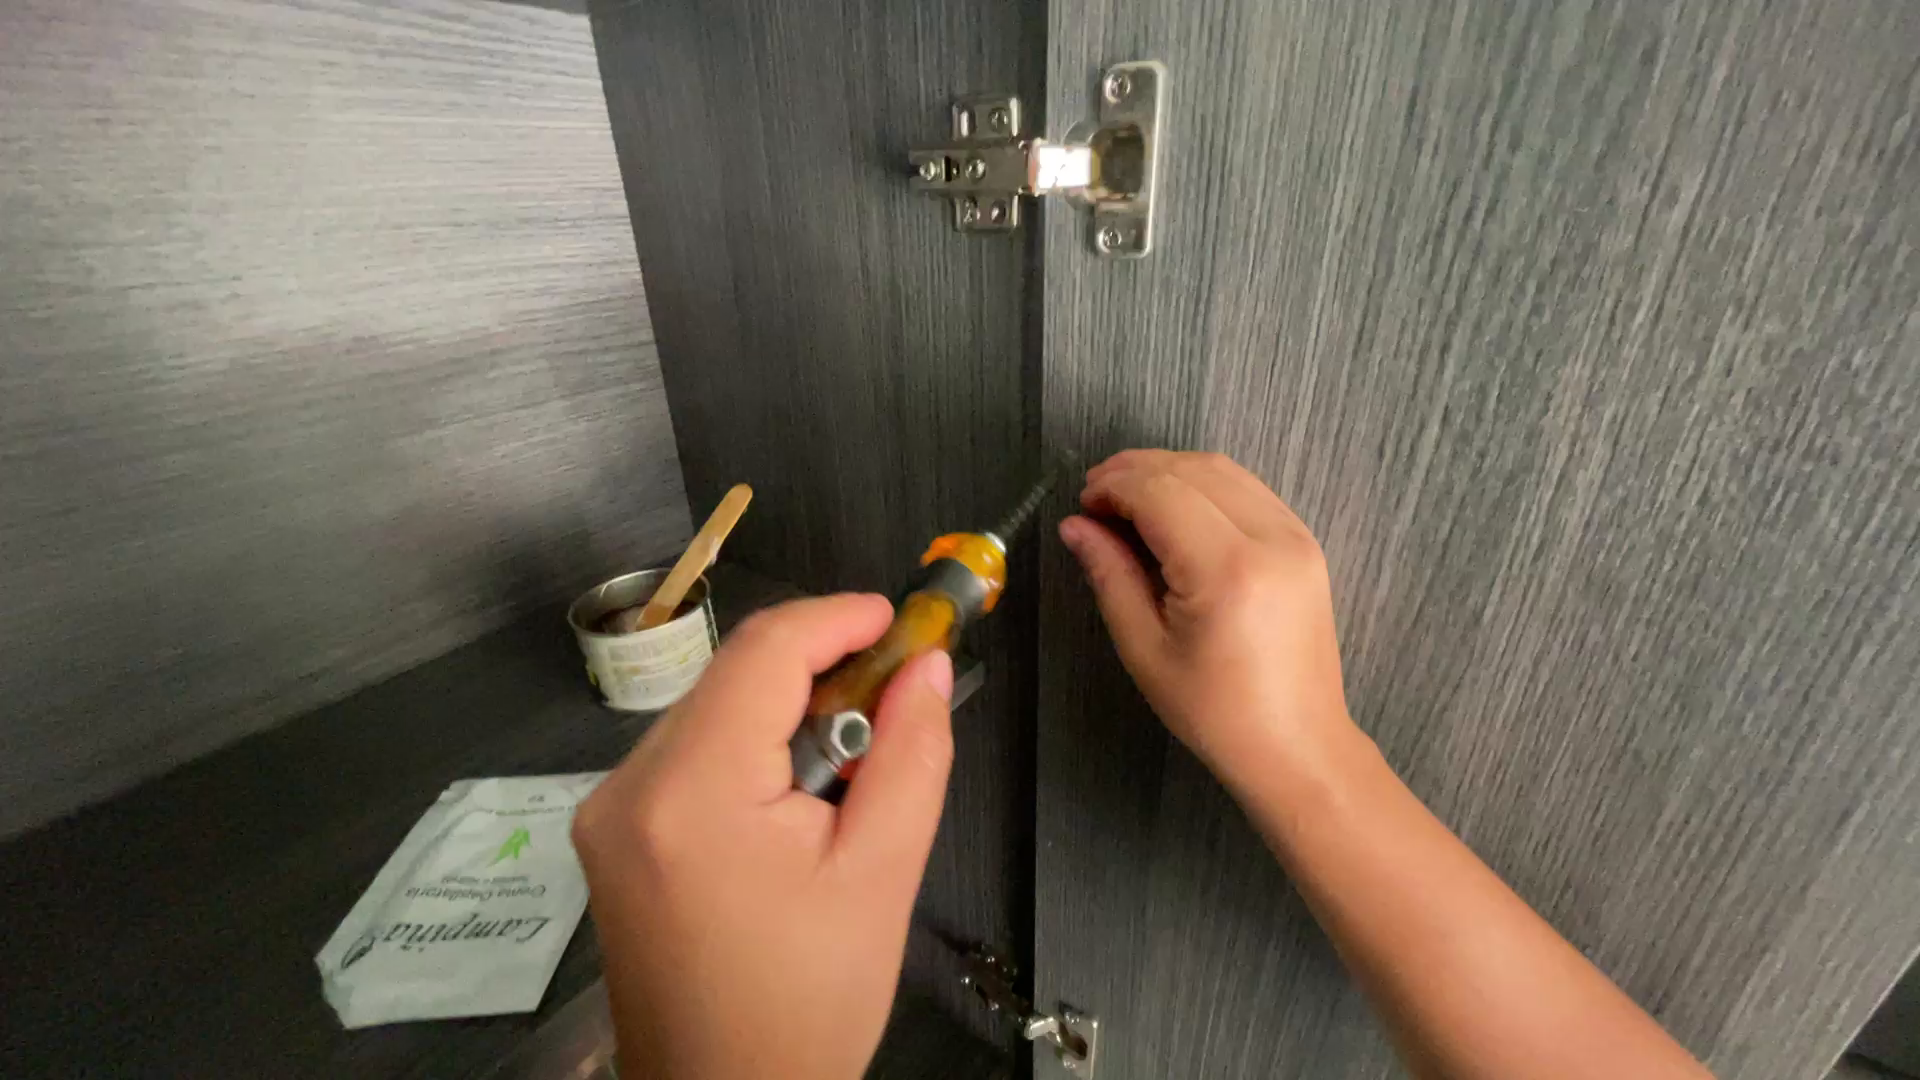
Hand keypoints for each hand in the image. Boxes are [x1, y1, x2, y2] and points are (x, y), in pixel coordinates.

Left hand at [572, 594, 954, 1079]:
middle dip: (819, 664)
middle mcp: (629, 785)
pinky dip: (754, 737)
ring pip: (716, 702)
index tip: (896, 621)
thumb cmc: (810, 1001)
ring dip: (789, 702)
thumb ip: (912, 754)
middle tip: (889, 690)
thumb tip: (924, 666)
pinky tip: (795, 784)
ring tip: (849, 753)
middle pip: (736, 673)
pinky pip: (694, 743)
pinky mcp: (612, 825)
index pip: (764, 653)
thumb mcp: (882, 875)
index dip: (836, 618)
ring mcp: (609, 806)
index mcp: (692, 795)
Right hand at [1058, 450, 1352, 789]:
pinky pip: (1247, 489)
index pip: (1160, 492)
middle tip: (1095, 497)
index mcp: (1226, 571)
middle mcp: (1269, 539)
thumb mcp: (1144, 648)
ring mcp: (1296, 536)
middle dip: (1135, 471)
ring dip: (1168, 470)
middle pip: (1191, 469)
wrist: (1296, 744)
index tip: (1083, 505)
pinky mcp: (1305, 542)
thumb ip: (1109, 574)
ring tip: (1128, 499)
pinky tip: (1174, 510)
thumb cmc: (1212, 710)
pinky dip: (1202, 484)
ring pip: (1222, 469)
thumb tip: (1074, 525)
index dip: (1113, 486)